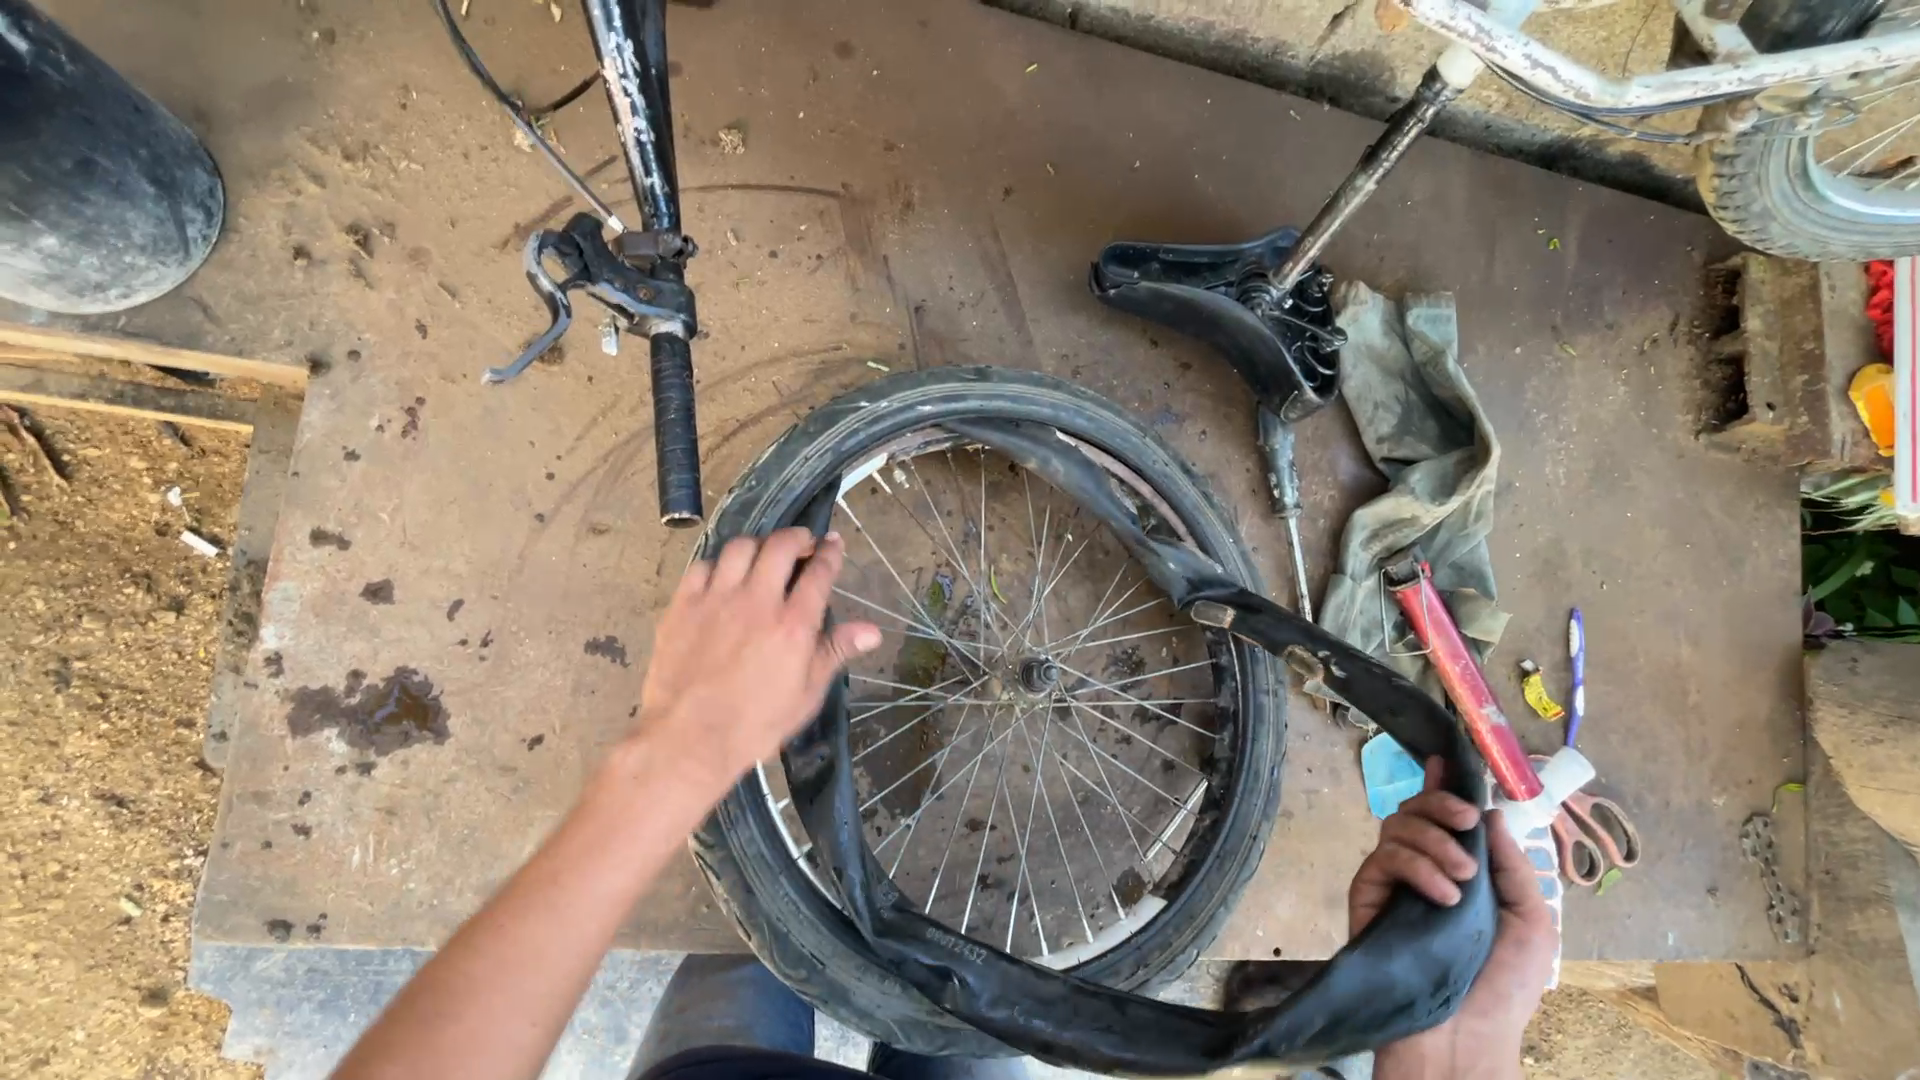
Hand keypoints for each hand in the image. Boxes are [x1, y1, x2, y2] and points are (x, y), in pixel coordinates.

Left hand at [627, 527, 881, 789]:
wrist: (689, 738)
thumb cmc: (755, 724)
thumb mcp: (806, 694)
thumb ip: (835, 652)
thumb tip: (872, 631)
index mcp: (793, 624)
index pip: (818, 572)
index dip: (830, 553)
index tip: (834, 543)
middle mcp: (757, 601)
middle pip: (780, 546)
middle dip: (797, 537)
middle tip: (803, 544)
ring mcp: (716, 599)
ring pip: (740, 547)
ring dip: (759, 545)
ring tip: (764, 555)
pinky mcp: (683, 605)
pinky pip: (703, 566)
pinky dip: (720, 563)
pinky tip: (724, 575)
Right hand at [1355, 759, 1556, 1079]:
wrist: (1464, 1036)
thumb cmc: (1503, 988)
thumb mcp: (1533, 924)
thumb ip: (1515, 867)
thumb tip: (1490, 813)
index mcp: (1462, 873)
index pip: (1445, 820)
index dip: (1443, 788)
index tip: (1446, 761)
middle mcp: (1424, 869)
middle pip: (1416, 811)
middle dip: (1440, 805)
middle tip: (1464, 822)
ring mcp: (1393, 881)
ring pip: (1396, 825)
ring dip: (1433, 838)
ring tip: (1462, 877)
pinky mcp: (1369, 894)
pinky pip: (1385, 857)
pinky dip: (1417, 865)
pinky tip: (1443, 895)